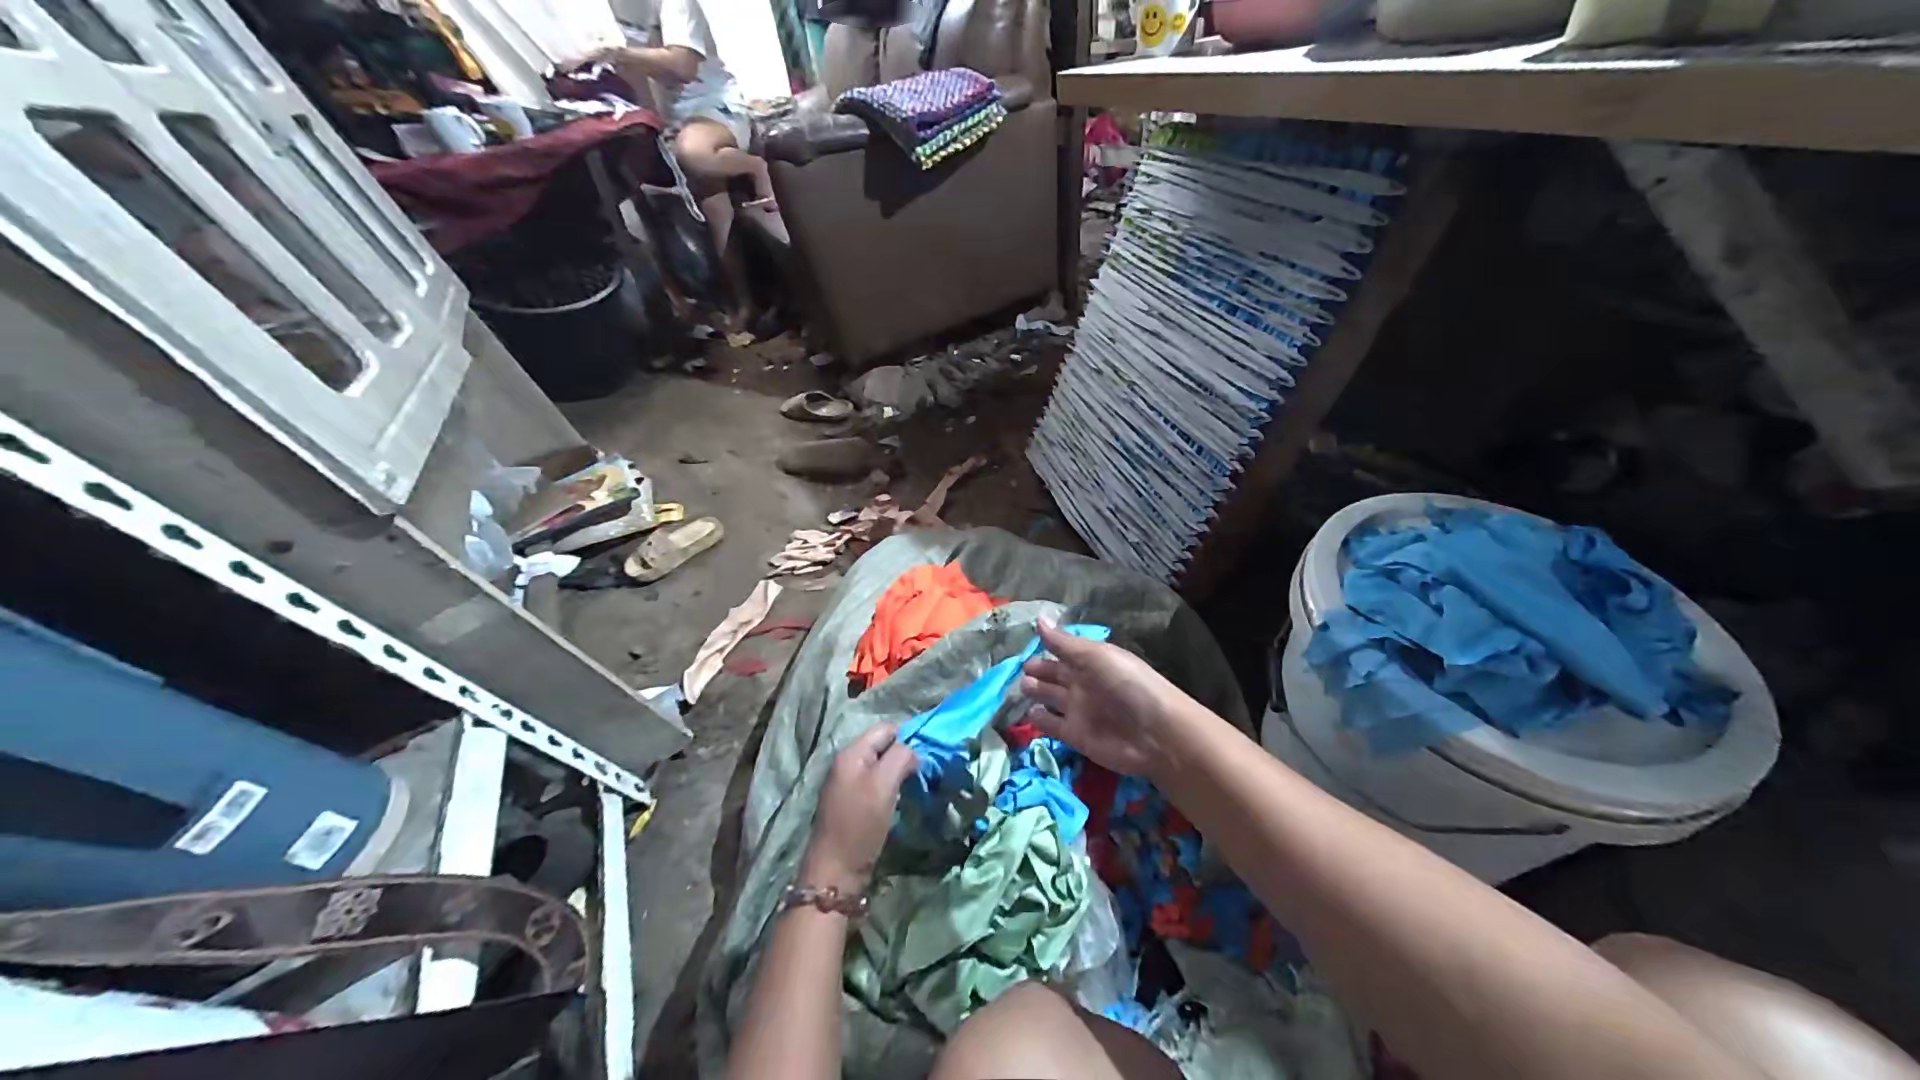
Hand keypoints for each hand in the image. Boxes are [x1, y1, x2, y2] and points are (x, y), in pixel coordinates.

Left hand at [802, 722, 918, 893]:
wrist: (836, 871)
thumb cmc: (860, 825)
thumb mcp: (883, 785)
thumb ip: (900, 757)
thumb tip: (914, 751)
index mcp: (851, 753)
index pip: (886, 729)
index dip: (909, 736)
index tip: (929, 754)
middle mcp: (847, 763)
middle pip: (884, 746)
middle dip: (905, 755)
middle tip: (925, 771)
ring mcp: (848, 784)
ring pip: (882, 766)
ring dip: (900, 772)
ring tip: (917, 784)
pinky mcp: (853, 803)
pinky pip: (877, 784)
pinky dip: (892, 787)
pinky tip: (902, 799)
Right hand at [1019, 620, 1200, 779]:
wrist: (1154, 733)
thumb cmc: (1127, 684)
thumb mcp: (1095, 656)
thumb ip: (1063, 642)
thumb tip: (1038, 619)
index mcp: (1090, 661)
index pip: (1062, 651)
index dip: (1045, 646)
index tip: (1021, 643)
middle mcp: (1082, 683)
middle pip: (1054, 674)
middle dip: (1037, 670)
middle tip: (1017, 668)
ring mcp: (1078, 710)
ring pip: (1049, 697)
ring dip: (1034, 691)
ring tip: (1020, 686)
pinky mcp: (1074, 735)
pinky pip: (1051, 725)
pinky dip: (1038, 719)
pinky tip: (1027, 712)